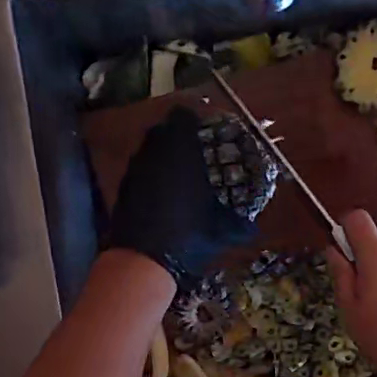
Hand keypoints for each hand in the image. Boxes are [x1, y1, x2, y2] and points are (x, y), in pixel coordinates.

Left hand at [107, 107, 257, 286]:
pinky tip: (163, 196)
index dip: (194, 120)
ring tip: (180, 174)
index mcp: (180, 152)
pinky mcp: (123, 189)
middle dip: (176, 136)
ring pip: (148, 150)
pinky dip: (151, 176)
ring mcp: (135, 171)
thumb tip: (252, 228)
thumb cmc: (188, 236)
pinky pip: (140, 171)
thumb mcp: (222, 231)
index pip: (182, 116)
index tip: (206, 131)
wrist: (143, 260)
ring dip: (162, 156)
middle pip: (162, 130)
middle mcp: (154, 154)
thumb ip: (239, 224)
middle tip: (194, 151)